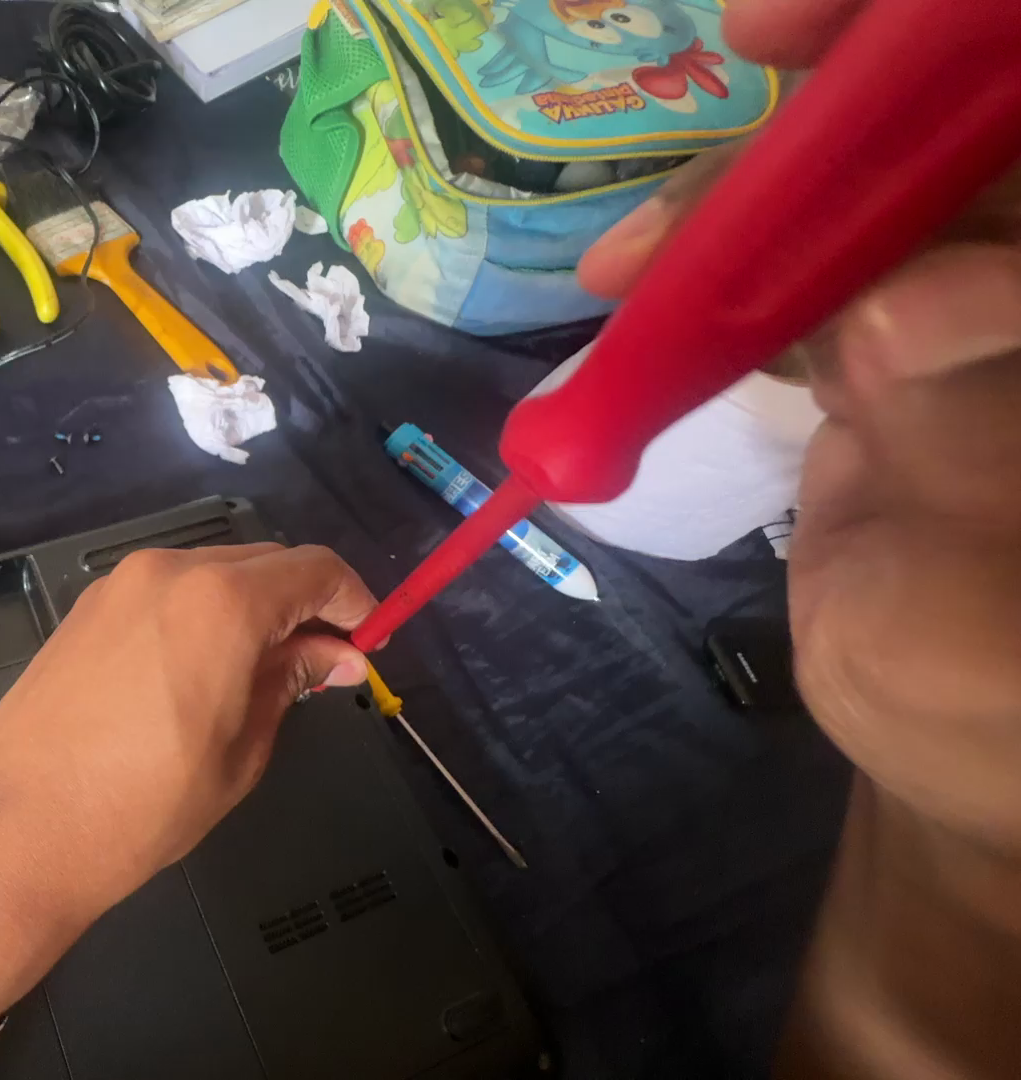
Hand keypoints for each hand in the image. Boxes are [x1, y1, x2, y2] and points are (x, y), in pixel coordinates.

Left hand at [0, 544, 376, 1079]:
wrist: (18, 822)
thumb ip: (290, 684)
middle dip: (303, 602)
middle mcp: (170, 569)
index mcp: (222, 600)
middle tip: (320, 662)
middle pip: (264, 561)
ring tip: (261, 668)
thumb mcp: (240, 751)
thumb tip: (334, 654)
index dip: (354, 601)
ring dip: (252, 604)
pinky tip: (201, 660)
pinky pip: (167, 588)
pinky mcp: (88, 603)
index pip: (316, 569)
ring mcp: (120, 581)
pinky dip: (202, 609)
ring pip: (214, 569)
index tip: (367, 640)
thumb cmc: (143, 805)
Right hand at [579, 3, 1020, 1074]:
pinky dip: (718, 282)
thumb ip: (966, 450)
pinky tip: (650, 314)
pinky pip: (810, 276)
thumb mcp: (988, 620)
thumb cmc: (1002, 712)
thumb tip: (901, 307)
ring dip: (734, 215)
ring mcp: (987, 312)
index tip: (798, 43)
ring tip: (622, 273)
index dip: (952, 46)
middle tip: (676, 182)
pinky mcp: (897, 351)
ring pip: (864, 202)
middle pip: (959, 138)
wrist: (964, 741)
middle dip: (817, 133)